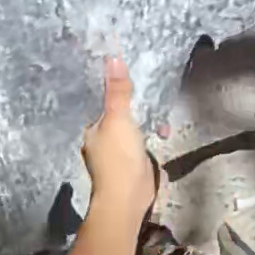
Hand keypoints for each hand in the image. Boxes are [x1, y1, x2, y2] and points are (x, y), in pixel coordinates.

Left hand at [82, 58, 154, 215]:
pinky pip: (141, 144)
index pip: (104, 104)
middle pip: (119, 116)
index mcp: (92, 129)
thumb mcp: (119, 118)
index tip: (135, 81)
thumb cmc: (119, 157)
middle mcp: (101, 141)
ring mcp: (117, 155)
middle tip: (154, 98)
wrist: (128, 198)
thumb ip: (118, 91)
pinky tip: (162, 133)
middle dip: (136, 109)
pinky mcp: (132, 166)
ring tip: (162, 118)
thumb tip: (113, 57)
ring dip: (146, 124)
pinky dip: (150, 138)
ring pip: (132, 131)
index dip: (118, 92)